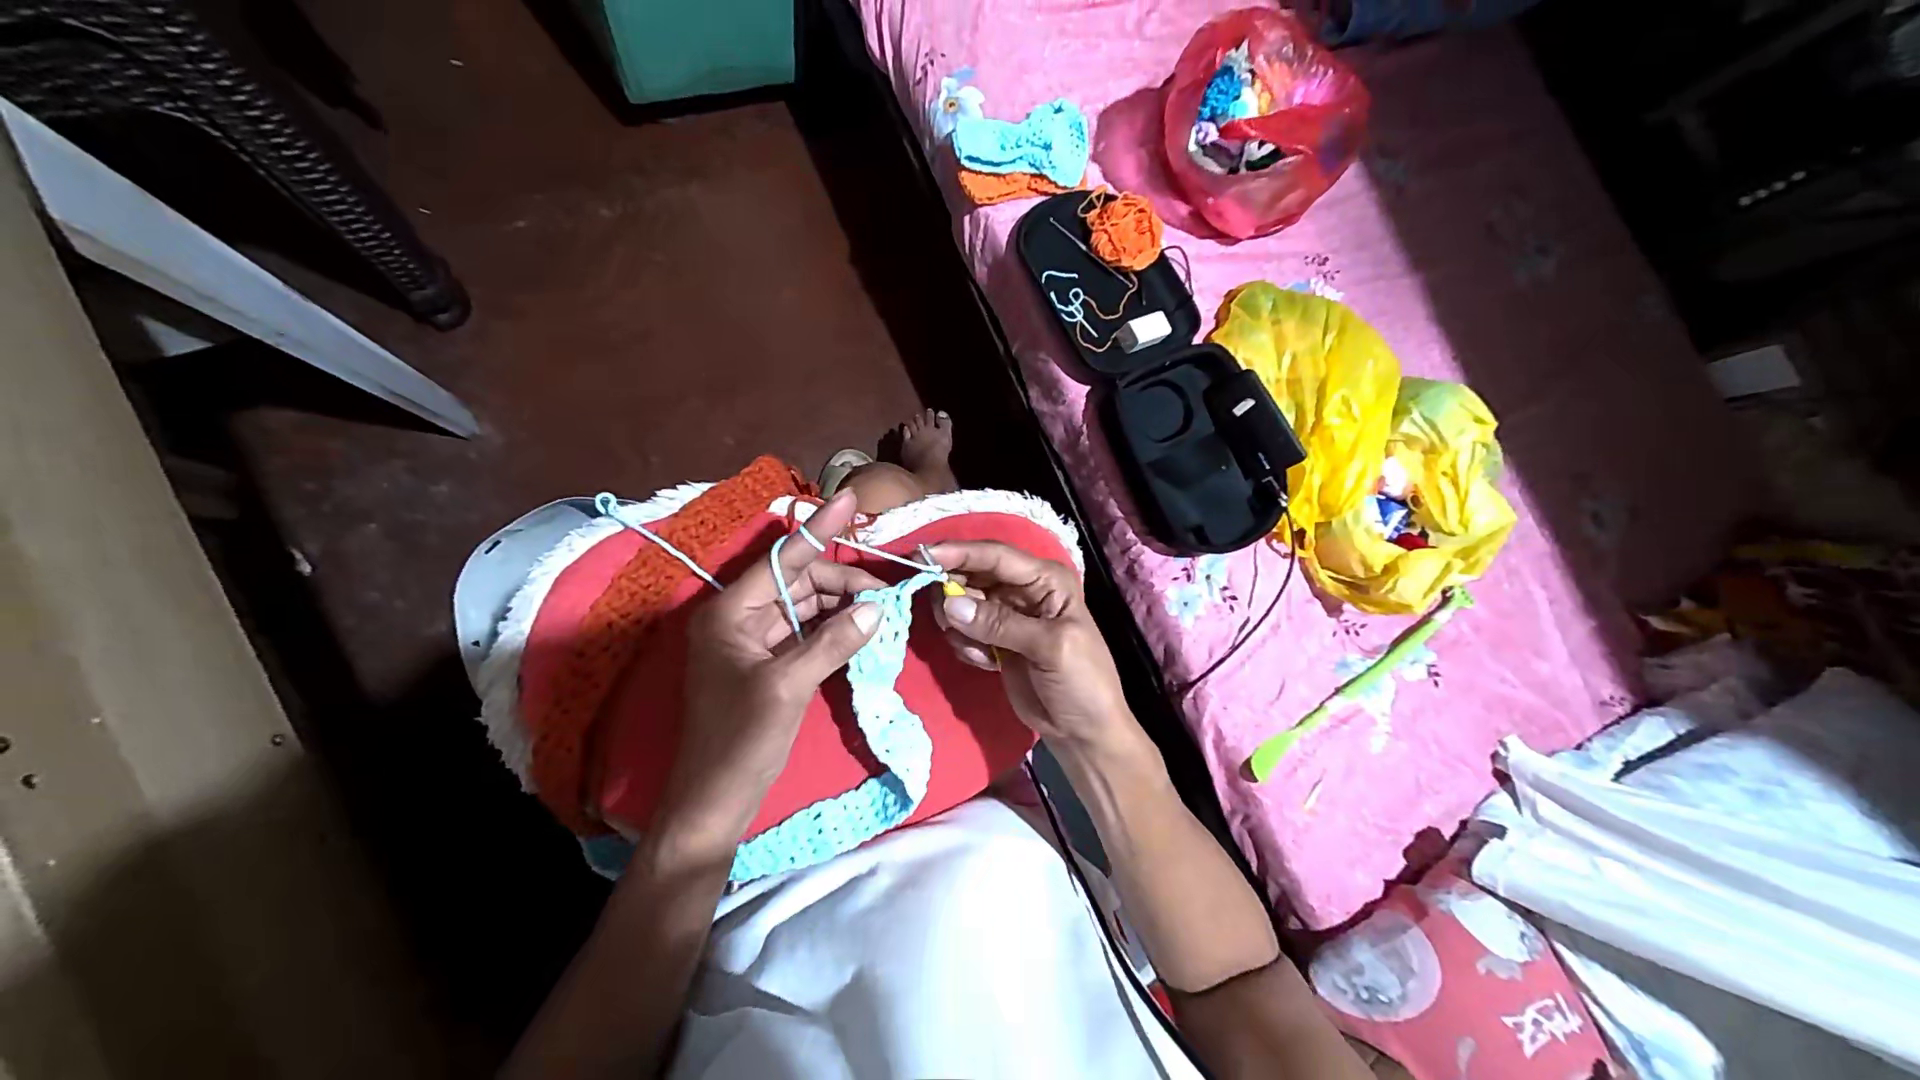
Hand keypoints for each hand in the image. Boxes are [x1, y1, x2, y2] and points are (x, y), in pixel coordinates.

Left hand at [664, 490, 884, 849]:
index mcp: (730, 612)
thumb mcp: (789, 686)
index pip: (783, 560)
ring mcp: (753, 641)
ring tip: (879, 609)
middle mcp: (739, 617)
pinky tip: (861, 627)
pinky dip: (832, 628)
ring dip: (841, 604)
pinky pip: (805, 632)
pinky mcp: (767, 663)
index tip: (849, 500)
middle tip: (884, 591)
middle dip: (841, 580)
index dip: (819, 529)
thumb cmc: (741, 740)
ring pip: (805, 605)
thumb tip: (875, 609)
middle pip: (798, 581)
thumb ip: (833, 641)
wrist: (715, 800)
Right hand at [930, 541, 1135, 751]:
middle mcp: (1023, 588)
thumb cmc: (1082, 682)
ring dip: (959, 625)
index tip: (919, 555)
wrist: (1083, 730)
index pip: (994, 555)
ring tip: (980, 651)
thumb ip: (1000, 624)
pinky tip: (988, 663)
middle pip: (971, 574)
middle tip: (945, 621)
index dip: (957, 552)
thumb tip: (950, 604)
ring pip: (961, 601)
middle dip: (951, 591)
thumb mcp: (1049, 648)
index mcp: (1045, 579)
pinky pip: (963, 629)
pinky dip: (965, 644)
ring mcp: (1007, 614)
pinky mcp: (994, 639)